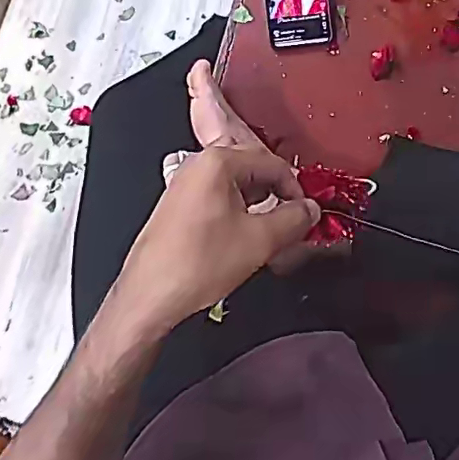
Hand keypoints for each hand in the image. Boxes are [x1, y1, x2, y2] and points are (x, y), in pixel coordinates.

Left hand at [106, 145, 319, 336]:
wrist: (148, 297)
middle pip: (256, 171)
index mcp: (218, 162)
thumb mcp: (260, 240)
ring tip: (270, 236)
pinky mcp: (179, 204)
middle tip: (292, 224)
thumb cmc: (198, 264)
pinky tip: (243, 239)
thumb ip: (294, 219)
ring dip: (259, 207)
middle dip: (278, 197)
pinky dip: (239, 213)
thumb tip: (310, 209)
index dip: (296, 190)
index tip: (306, 213)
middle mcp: (199, 165)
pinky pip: (220, 198)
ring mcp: (186, 184)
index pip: (274, 164)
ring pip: (238, 186)